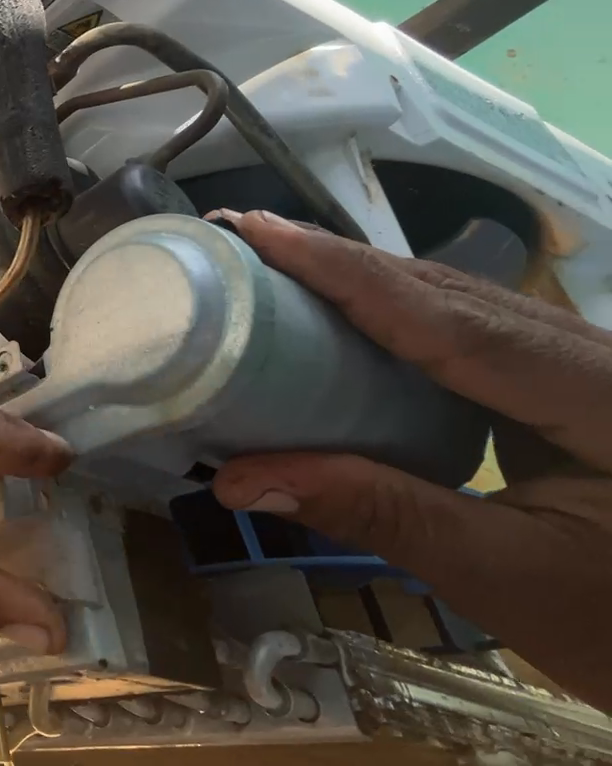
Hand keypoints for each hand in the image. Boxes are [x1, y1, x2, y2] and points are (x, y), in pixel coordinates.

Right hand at [211, 211, 611, 709]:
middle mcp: (605, 362)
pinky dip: (390, 313)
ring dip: (360, 280)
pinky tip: (338, 312)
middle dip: (341, 260)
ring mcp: (594, 371)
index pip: (453, 319)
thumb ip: (375, 513)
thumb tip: (234, 480)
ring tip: (270, 261)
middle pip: (455, 293)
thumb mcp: (507, 580)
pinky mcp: (572, 389)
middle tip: (241, 235)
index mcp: (609, 399)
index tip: (253, 228)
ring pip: (462, 304)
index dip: (345, 272)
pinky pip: (469, 331)